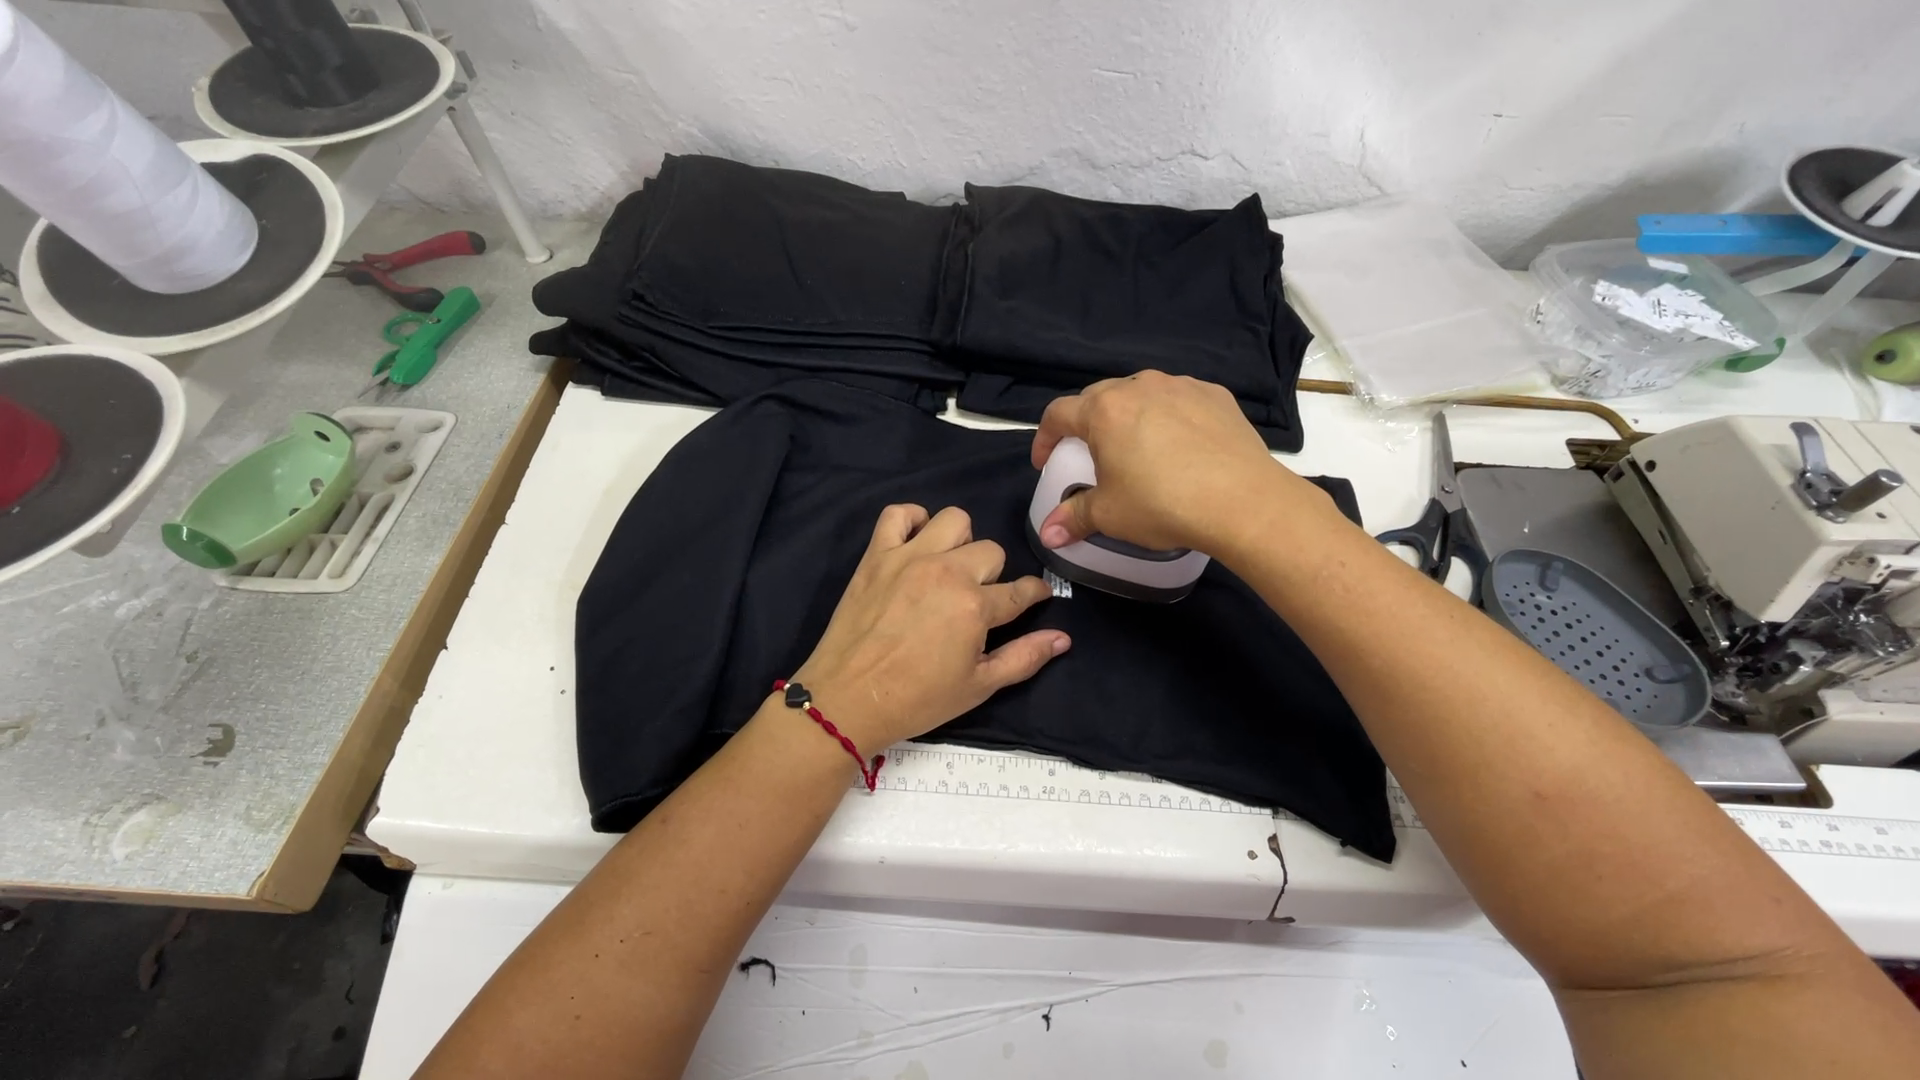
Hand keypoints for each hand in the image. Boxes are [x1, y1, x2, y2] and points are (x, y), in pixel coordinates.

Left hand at [790, 504, 1069, 751]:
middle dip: (992, 575)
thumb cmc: (917, 699)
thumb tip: (1063, 638)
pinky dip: (912, 520)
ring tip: (950, 568)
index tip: (1035, 596)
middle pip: (990, 551)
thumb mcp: (978, 687)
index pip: (1020, 591)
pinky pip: (898, 514)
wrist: (848, 699)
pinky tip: (918, 542)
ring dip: (960, 541)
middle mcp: (947, 572)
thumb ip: (1024, 658)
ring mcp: (909, 558)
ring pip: (954, 521)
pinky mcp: (876, 555)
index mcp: (975, 606)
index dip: (1034, 594)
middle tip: (976, 601)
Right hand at [1031, 371, 1331, 554]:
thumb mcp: (1110, 516)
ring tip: (1138, 448)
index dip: (1045, 437)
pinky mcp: (1216, 395)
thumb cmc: (1162, 504)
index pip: (1058, 413)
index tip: (1046, 461)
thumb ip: (1074, 518)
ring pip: (1142, 394)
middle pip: (1099, 397)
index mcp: (1104, 411)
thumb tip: (1047, 535)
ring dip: (1131, 416)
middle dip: (1088, 424)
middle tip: (1091, 455)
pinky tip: (1181, 446)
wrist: (1242, 500)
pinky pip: (1181, 400)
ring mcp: (1181, 386)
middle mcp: (1139, 386)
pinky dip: (1171, 417)